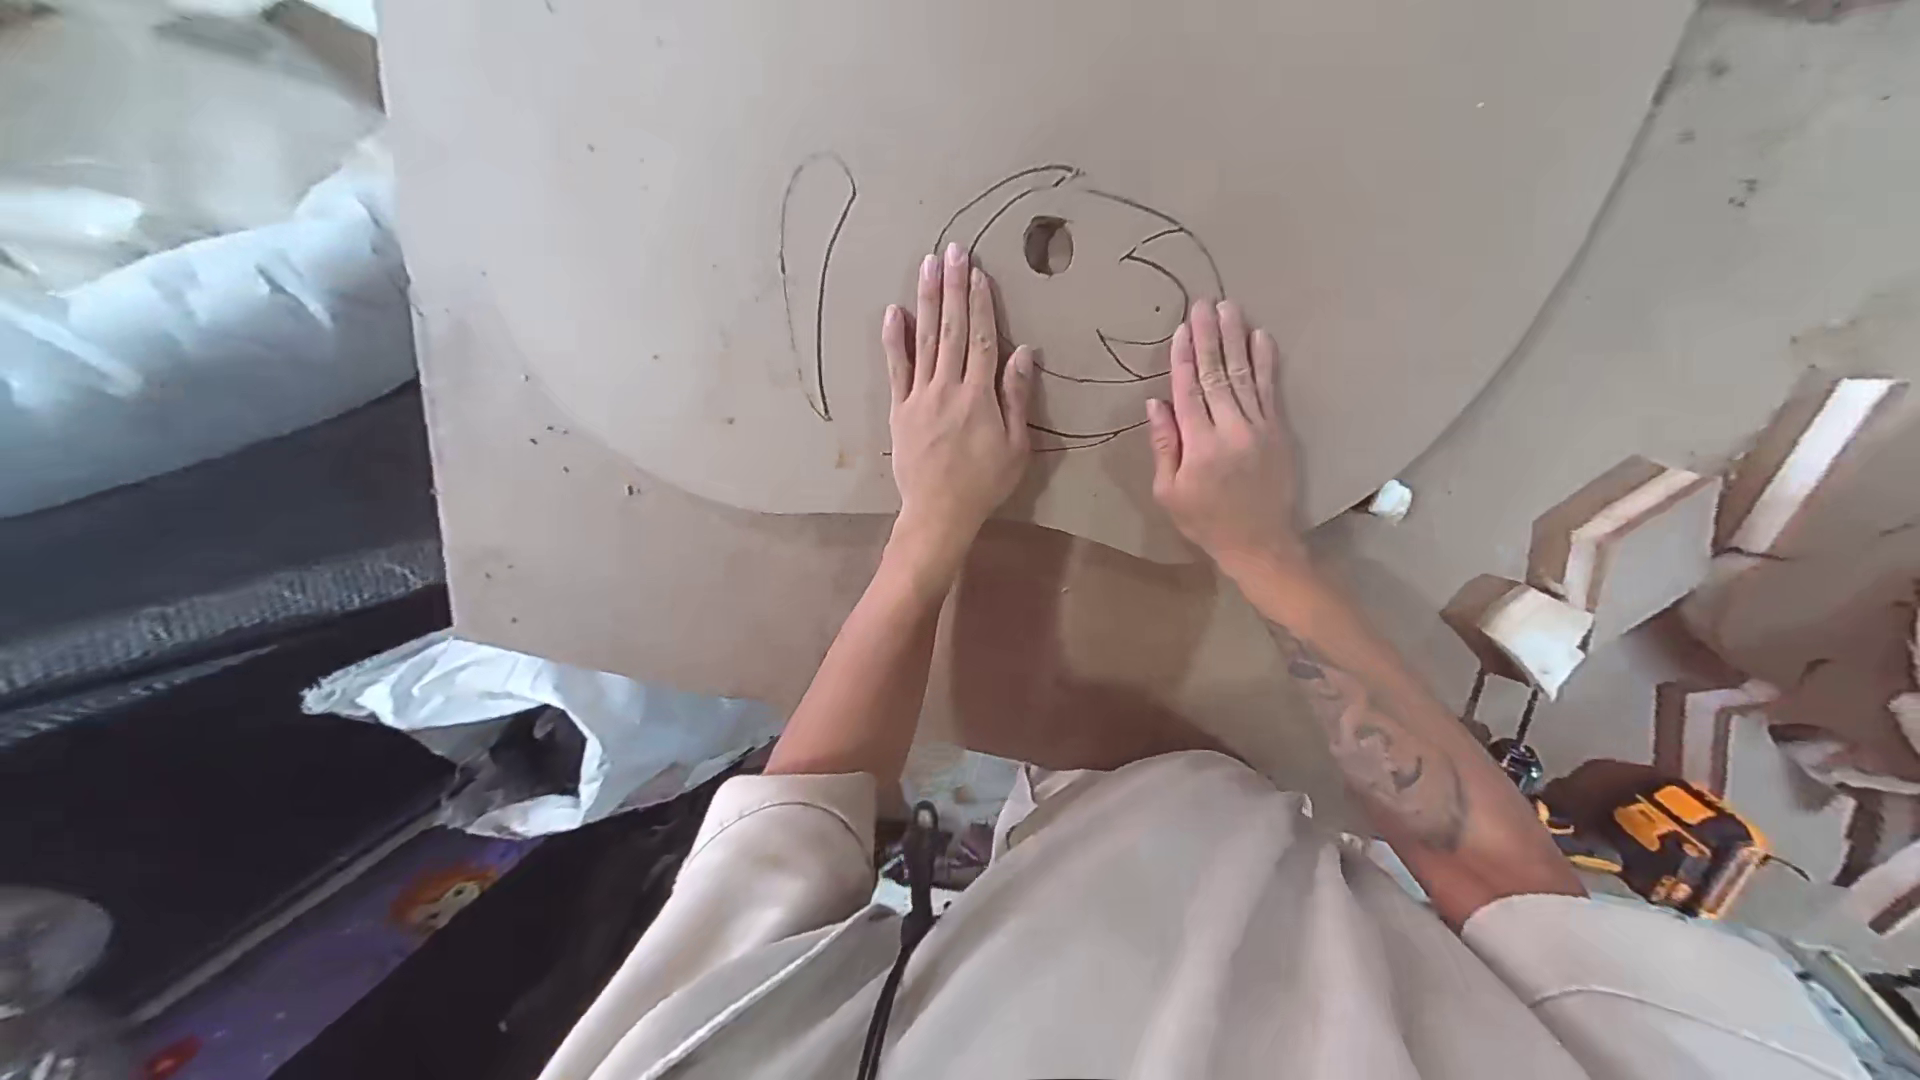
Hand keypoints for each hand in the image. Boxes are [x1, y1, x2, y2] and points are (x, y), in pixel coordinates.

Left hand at [882, 243, 1033, 565]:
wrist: (938, 511)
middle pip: (951, 329)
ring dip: (926, 301)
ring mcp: (919, 397)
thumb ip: (1018, 398)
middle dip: (953, 287)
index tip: (978, 271)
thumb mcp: (1017, 447)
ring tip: (927, 265)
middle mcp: (948, 388)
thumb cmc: (984, 483)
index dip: (980, 303)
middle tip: (953, 250)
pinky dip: (894, 340)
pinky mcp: (900, 410)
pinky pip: (896, 370)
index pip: (980, 338)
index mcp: (979, 396)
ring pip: (924, 341)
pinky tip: (893, 312)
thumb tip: (1024, 353)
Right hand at [1148, 299, 1305, 575]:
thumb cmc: (1205, 521)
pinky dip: (1266, 362)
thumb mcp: (1169, 492)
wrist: (1259, 543)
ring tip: (1229, 308)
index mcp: (1199, 446)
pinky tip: (1260, 337)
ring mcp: (1259, 427)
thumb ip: (1164, 445)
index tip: (1180, 329)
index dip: (1182, 358)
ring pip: (1244, 374)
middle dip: (1208, 337)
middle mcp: (1231, 429)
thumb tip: (1156, 403)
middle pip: (1216, 374)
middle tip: (1204, 304)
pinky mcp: (1279, 430)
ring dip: (1235, 339)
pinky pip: (1271, 389)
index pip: (1188, 391)